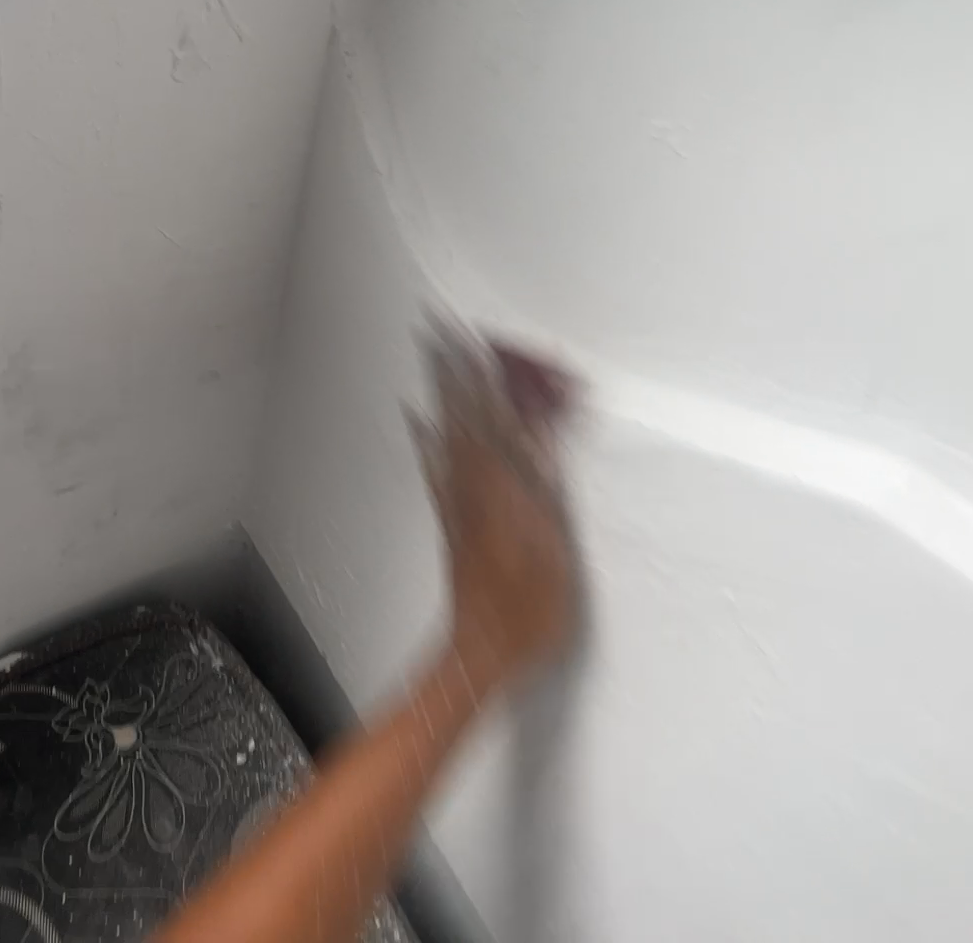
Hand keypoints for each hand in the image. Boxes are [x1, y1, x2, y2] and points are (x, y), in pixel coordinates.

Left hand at [408, 319, 580, 691]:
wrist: (483, 645)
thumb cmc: (529, 607)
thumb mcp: (556, 547)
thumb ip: (547, 487)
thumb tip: (542, 438)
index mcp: (508, 487)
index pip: (500, 418)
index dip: (491, 377)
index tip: (482, 338)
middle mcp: (477, 483)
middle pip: (466, 413)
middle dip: (454, 367)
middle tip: (440, 326)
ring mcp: (458, 497)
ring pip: (447, 429)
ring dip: (440, 389)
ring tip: (431, 354)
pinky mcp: (448, 513)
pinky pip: (432, 463)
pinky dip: (424, 435)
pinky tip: (416, 415)